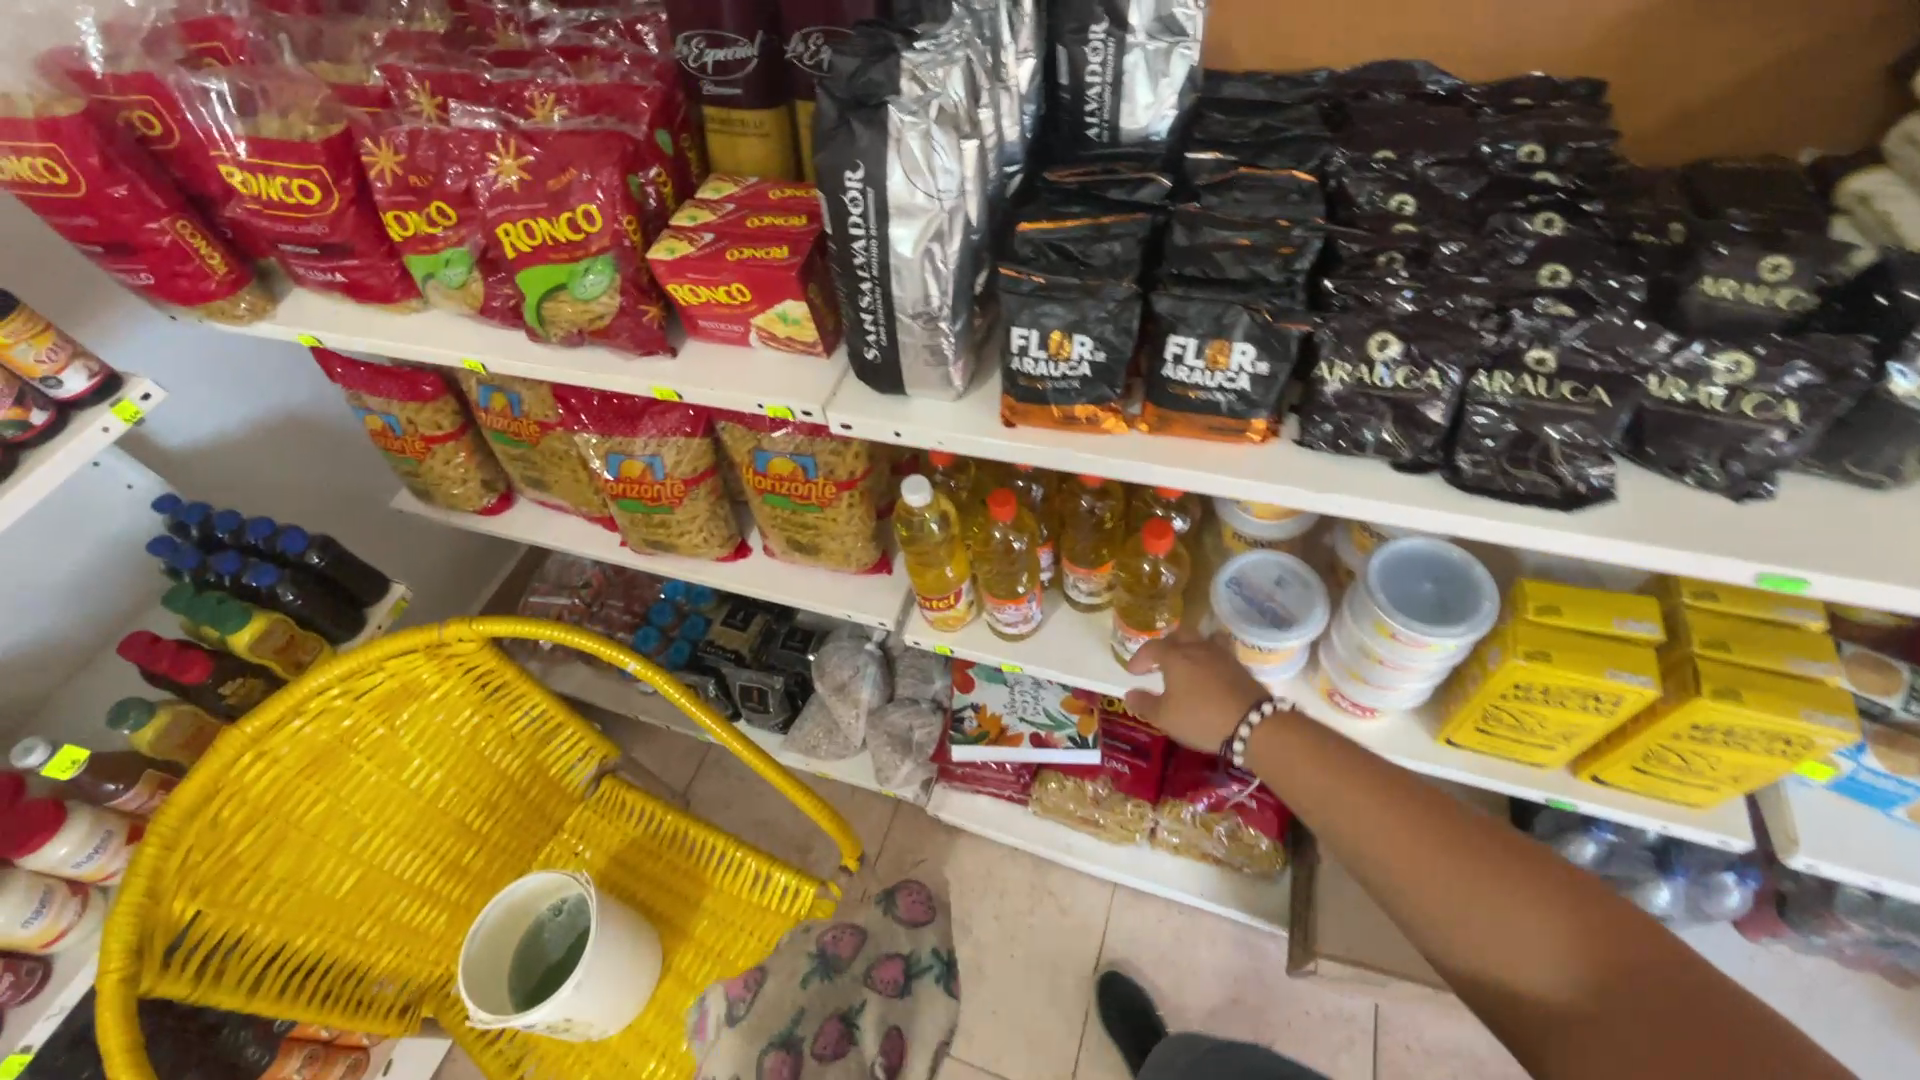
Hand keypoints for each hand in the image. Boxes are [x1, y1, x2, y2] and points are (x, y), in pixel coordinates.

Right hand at [1123, 627, 1271, 751]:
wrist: (1253, 725)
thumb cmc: (1201, 718)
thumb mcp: (1165, 717)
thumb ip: (1144, 704)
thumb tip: (1130, 694)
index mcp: (1175, 657)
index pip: (1151, 648)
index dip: (1139, 658)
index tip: (1133, 672)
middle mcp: (1197, 648)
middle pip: (1178, 635)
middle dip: (1164, 646)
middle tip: (1158, 662)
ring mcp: (1221, 654)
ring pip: (1201, 640)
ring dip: (1188, 647)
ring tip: (1184, 663)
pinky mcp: (1238, 665)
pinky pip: (1218, 651)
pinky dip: (1208, 656)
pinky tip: (1208, 671)